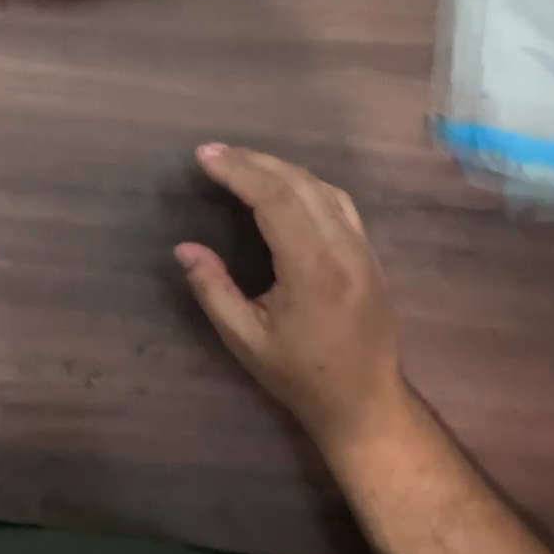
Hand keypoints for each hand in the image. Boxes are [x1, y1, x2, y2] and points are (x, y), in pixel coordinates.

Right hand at [176, 144, 408, 452]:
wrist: (366, 402)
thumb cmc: (300, 375)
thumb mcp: (244, 340)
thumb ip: (213, 290)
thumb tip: (184, 248)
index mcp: (312, 271)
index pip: (275, 201)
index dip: (238, 172)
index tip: (205, 157)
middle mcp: (343, 250)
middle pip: (299, 185)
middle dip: (253, 161)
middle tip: (213, 152)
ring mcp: (363, 250)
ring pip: (323, 188)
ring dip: (280, 167)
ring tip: (241, 162)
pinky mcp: (369, 255)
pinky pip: (338, 202)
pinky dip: (305, 183)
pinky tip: (283, 185)